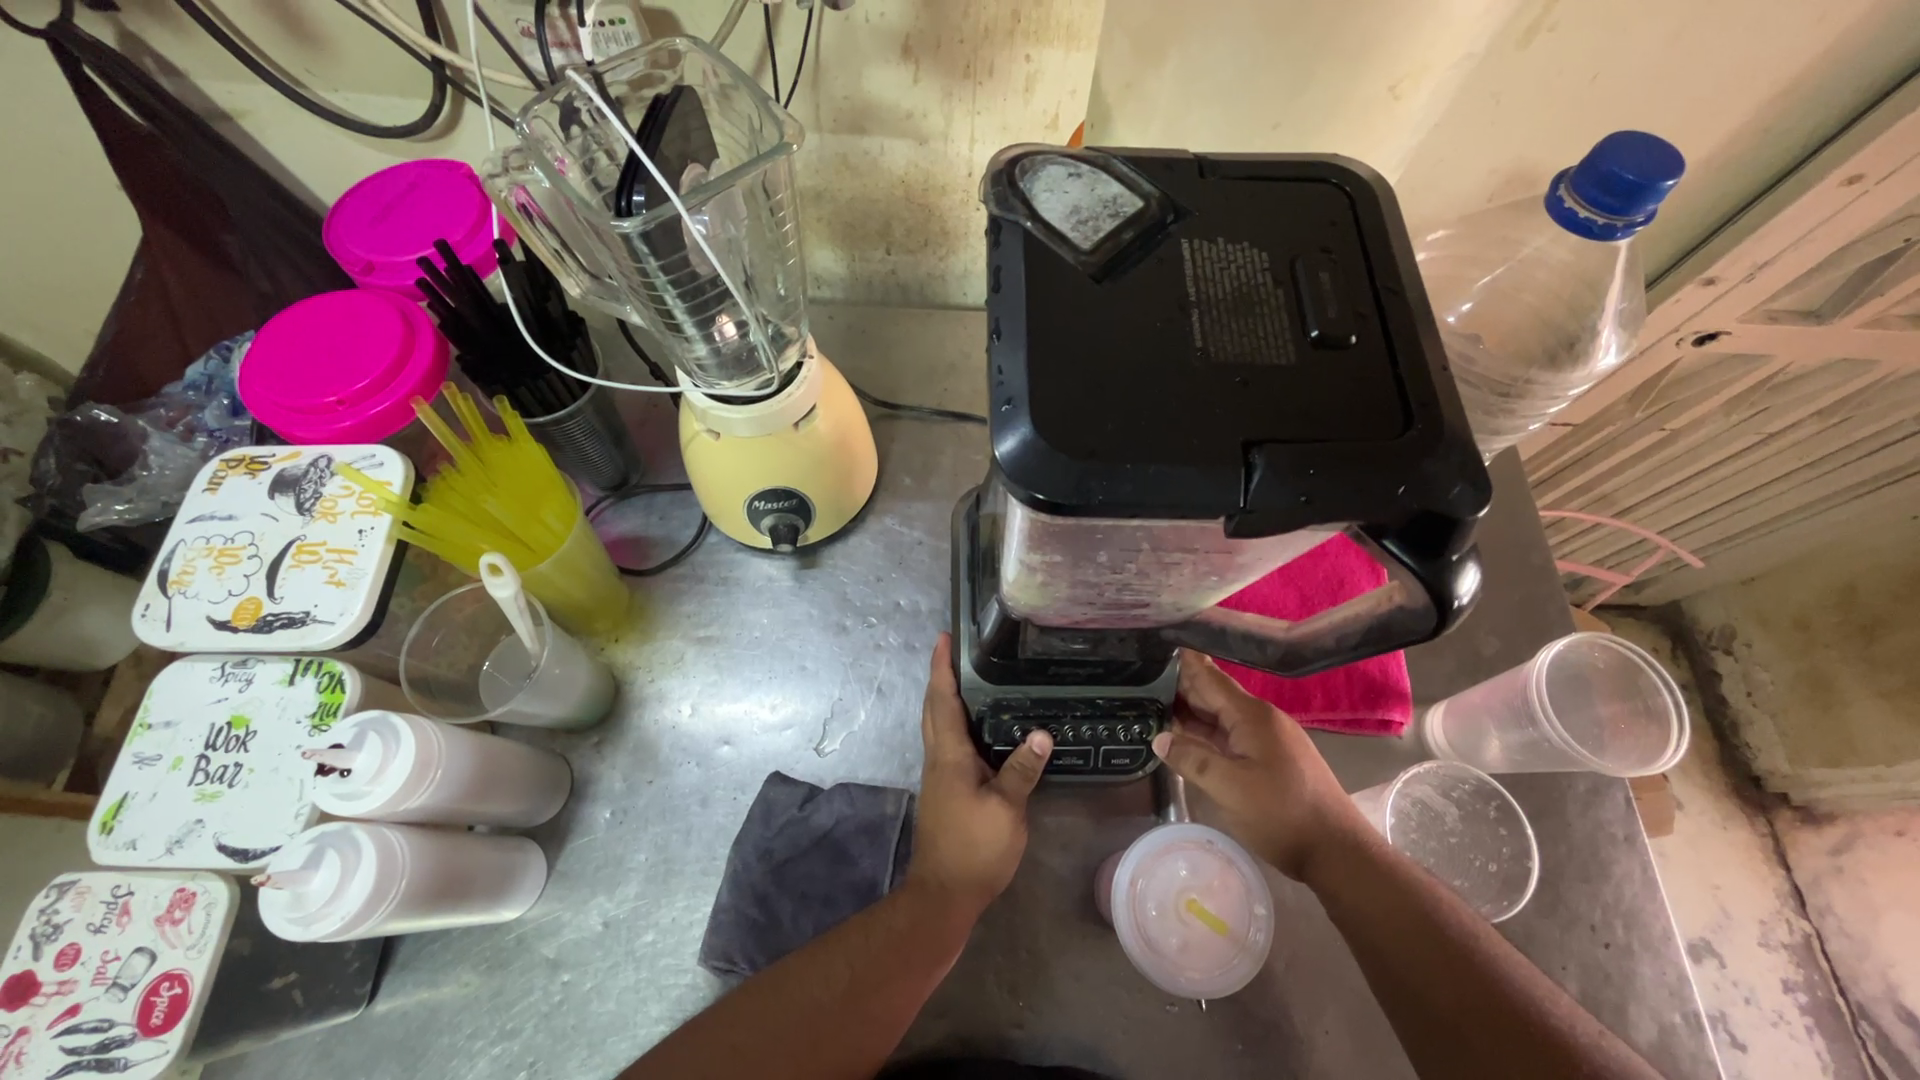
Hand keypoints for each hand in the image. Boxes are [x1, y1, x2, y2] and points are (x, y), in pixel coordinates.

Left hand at [906, 634, 1053, 918]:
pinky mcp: (945, 792)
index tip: (942, 638)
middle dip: (939, 677)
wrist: (944, 893)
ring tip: (967, 680)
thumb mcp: (1007, 809)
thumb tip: (1042, 734)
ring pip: (937, 727)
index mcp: (949, 756)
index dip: (941, 668)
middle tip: (954, 651)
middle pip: (933, 709)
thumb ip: (1022, 770)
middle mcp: (938, 759)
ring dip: (945, 700)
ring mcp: (938, 777)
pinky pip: (947, 745)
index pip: (943, 700)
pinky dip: (955, 725)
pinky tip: (977, 730)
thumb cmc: (975, 848)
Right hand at [1151, 650, 1368, 881]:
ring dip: (1189, 712)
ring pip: (1220, 717)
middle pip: (1213, 695)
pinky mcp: (1270, 758)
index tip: (1153, 643)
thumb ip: (1192, 759)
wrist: (1335, 850)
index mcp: (1251, 716)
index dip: (1182, 661)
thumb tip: (1159, 738)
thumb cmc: (1281, 813)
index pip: (1208, 677)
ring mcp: (1267, 739)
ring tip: (1150, 702)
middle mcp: (1260, 719)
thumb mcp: (1229, 788)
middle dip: (1178, 686)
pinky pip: (1230, 735)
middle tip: (1139, 676)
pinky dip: (1204, 732)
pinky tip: (1182, 736)